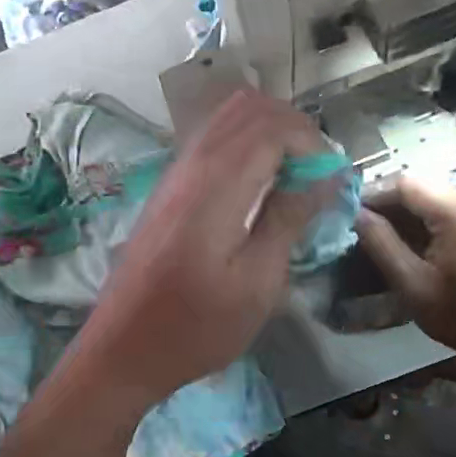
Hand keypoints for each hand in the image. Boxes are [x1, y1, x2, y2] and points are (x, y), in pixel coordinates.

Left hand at [72, 90, 328, 403]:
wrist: (124, 348)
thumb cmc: (196, 326)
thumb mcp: (257, 283)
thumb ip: (289, 220)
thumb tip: (325, 178)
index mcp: (216, 186)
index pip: (272, 126)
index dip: (312, 143)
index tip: (331, 180)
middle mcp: (193, 165)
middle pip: (249, 107)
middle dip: (294, 128)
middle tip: (317, 173)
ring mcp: (176, 173)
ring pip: (228, 118)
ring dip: (270, 133)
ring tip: (295, 178)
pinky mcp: (169, 187)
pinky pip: (214, 140)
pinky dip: (247, 146)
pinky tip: (261, 189)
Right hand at [355, 176, 455, 376]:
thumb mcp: (413, 285)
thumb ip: (381, 244)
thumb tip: (357, 214)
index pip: (406, 183)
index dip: (376, 194)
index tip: (354, 212)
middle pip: (428, 186)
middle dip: (397, 204)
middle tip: (372, 227)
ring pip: (446, 193)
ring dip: (420, 210)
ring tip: (398, 235)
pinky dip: (444, 215)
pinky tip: (431, 239)